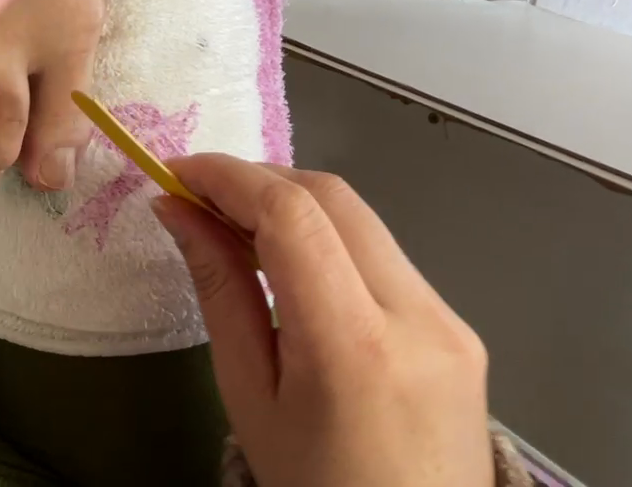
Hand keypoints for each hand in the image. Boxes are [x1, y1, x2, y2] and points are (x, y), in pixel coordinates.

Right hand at [153, 156, 494, 486]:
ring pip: (357, 216)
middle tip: (198, 195)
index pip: (292, 214)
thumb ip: (217, 285)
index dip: (227, 176)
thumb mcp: (247, 389)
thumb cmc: (311, 484)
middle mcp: (420, 316)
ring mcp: (449, 319)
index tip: (175, 175)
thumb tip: (174, 207)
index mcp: (356, 343)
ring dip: (287, 200)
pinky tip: (285, 258)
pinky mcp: (458, 326)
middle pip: (330, 197)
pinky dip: (321, 231)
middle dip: (254, 177)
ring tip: (233, 224)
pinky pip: (378, 249)